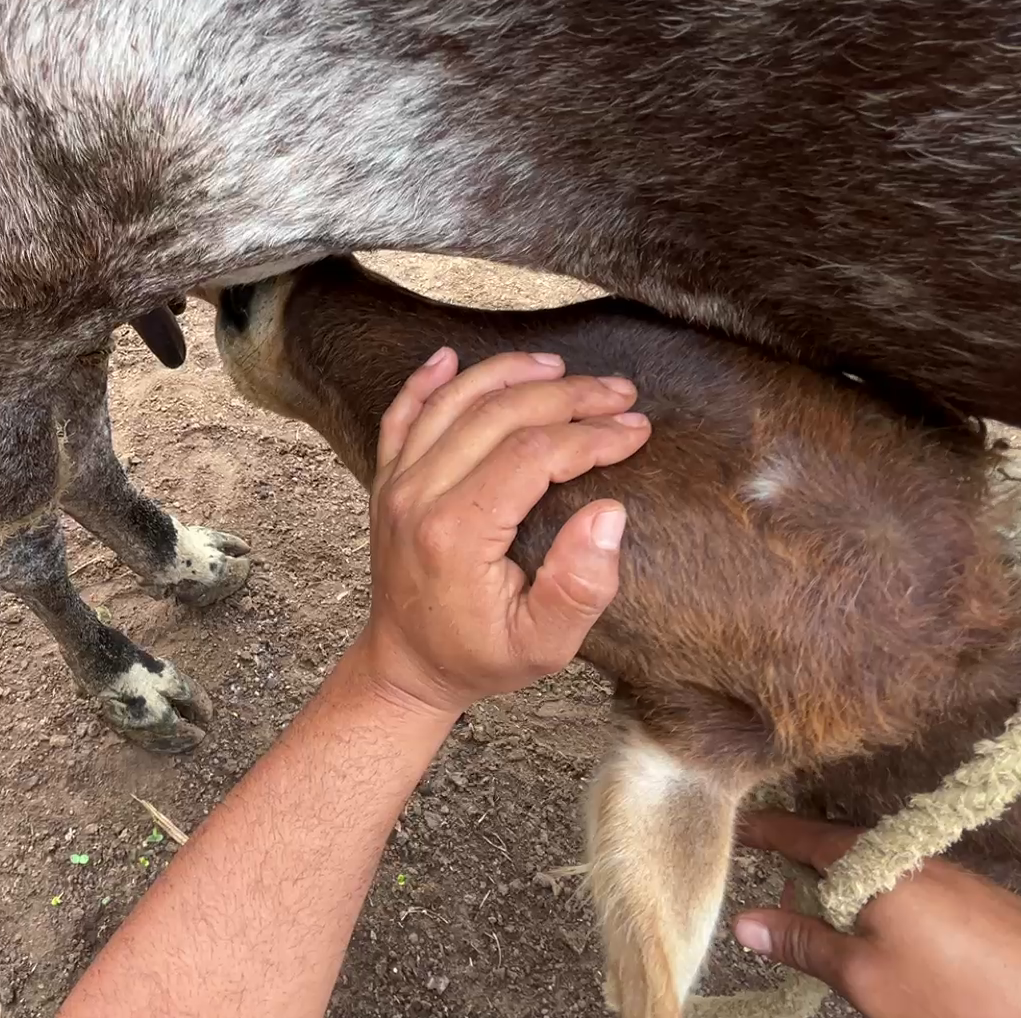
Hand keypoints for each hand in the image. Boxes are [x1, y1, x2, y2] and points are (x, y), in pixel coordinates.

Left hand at [352, 347, 650, 716]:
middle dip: (565, 397)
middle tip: (618, 393)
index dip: (590, 436)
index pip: (531, 454)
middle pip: (495, 416)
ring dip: (506, 375)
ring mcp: (395, 485)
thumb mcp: (543, 646)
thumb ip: (581, 585)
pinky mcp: (386, 483)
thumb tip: (610, 513)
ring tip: (559, 368)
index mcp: (456, 531)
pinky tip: (448, 358)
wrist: (406, 663)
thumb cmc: (475, 656)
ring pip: (449, 404)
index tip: (635, 431)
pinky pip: (399, 418)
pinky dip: (424, 384)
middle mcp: (418, 496)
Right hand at [735, 812, 1020, 1017]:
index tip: (730, 824)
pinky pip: (918, 889)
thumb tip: (742, 922)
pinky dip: (890, 902)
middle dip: (804, 865)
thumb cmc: (965, 999)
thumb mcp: (867, 979)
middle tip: (777, 887)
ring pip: (880, 871)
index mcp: (873, 860)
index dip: (761, 830)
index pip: (797, 831)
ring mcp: (958, 878)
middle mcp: (912, 855)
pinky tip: (899, 939)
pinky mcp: (994, 907)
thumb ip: (802, 942)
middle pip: (838, 849)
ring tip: (836, 922)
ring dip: (850, 889)